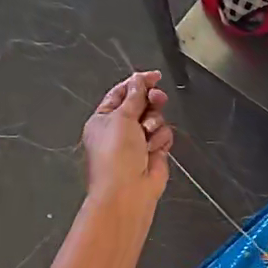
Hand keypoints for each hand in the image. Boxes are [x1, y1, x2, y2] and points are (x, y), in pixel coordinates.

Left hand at [82, 71, 172, 206]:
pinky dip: (160, 140)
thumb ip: (134, 95)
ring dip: (154, 123)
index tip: (154, 76)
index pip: (121, 93)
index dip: (137, 82)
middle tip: (157, 99)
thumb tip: (138, 79)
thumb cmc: (116, 153)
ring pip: (156, 118)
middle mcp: (119, 128)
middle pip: (141, 103)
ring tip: (147, 134)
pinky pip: (163, 135)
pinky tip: (153, 149)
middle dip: (150, 100)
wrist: (127, 191)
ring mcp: (137, 141)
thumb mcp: (121, 117)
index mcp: (103, 118)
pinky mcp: (154, 152)